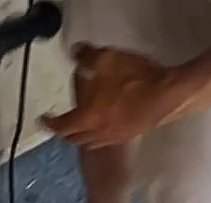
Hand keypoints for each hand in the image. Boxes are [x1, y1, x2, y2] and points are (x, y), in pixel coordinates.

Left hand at [43, 46, 210, 147]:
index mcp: (86, 119)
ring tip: (79, 123)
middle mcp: (95, 134)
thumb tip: (75, 52)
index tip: (42, 119)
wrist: (167, 95)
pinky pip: (104, 139)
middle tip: (61, 122)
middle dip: (64, 130)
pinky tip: (102, 123)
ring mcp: (112, 138)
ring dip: (80, 134)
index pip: (60, 125)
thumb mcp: (106, 60)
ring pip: (88, 141)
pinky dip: (96, 133)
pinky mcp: (127, 136)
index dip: (49, 122)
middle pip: (73, 138)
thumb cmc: (133, 79)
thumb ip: (87, 57)